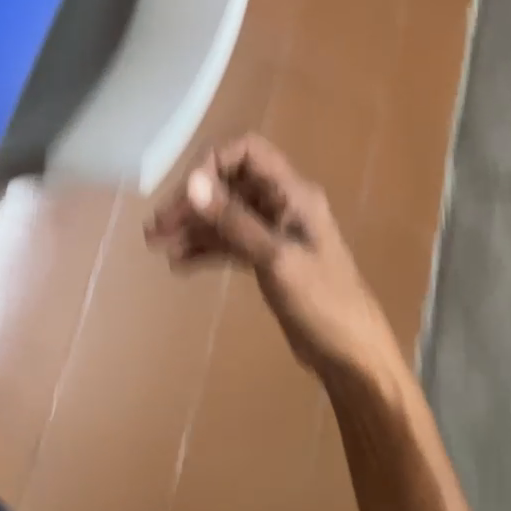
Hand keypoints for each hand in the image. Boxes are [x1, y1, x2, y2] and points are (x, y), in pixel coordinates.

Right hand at [144, 134, 396, 379]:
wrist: (354, 358)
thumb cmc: (324, 303)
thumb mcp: (276, 259)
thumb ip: (233, 220)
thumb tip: (191, 183)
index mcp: (292, 193)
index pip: (246, 152)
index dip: (213, 163)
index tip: (187, 193)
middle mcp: (281, 204)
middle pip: (228, 184)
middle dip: (191, 201)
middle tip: (157, 226)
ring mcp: (273, 231)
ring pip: (224, 214)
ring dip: (191, 225)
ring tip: (156, 245)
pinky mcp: (266, 257)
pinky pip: (228, 241)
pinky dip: (204, 248)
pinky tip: (179, 263)